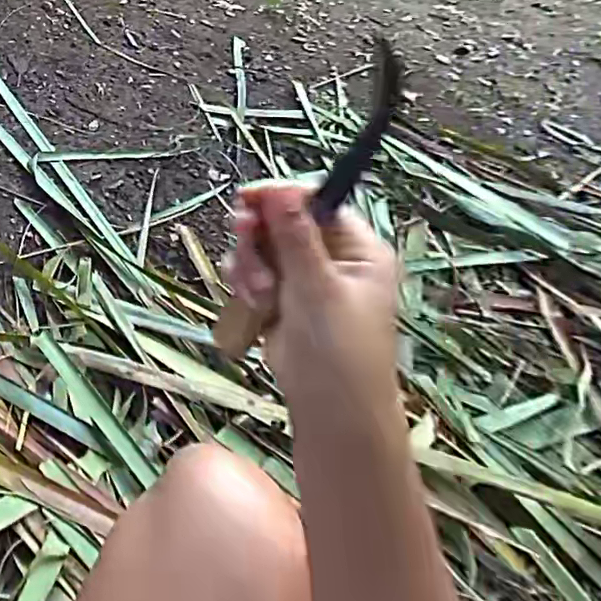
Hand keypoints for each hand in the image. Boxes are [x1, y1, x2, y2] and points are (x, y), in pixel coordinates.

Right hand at [223, 181, 400, 407]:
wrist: (330, 410)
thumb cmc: (338, 349)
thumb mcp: (317, 287)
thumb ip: (295, 236)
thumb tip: (281, 189)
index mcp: (356, 249)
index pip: (315, 203)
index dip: (280, 198)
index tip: (248, 199)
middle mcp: (330, 258)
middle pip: (281, 222)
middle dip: (259, 237)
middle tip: (244, 241)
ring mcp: (303, 277)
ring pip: (260, 246)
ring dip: (250, 265)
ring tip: (260, 295)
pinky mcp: (279, 296)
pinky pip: (251, 270)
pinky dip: (245, 282)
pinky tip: (254, 303)